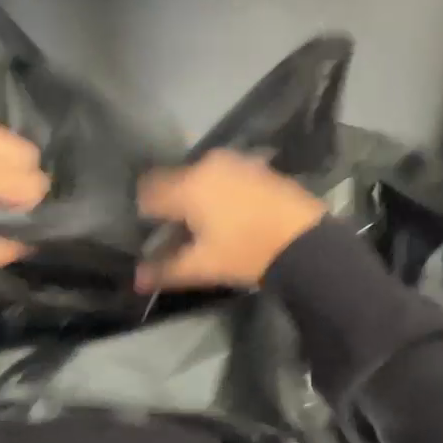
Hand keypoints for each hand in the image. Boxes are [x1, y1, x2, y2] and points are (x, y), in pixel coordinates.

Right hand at [136, 150, 327, 290]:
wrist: (305, 243)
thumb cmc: (246, 253)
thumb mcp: (202, 266)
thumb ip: (165, 270)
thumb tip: (136, 280)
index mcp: (188, 186)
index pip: (147, 190)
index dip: (144, 211)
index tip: (151, 231)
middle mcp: (207, 164)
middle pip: (174, 180)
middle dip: (172, 203)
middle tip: (179, 232)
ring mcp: (236, 162)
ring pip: (200, 176)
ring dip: (196, 195)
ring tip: (206, 224)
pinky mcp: (258, 167)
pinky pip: (225, 175)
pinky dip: (220, 191)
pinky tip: (231, 214)